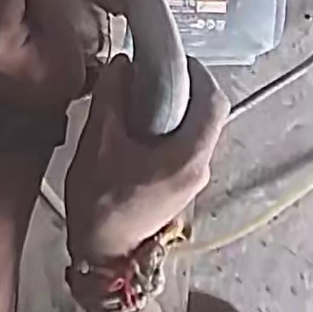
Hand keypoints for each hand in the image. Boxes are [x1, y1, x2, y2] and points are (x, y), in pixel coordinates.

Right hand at [64, 55, 227, 260]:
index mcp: (189, 157)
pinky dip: (166, 125)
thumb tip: (123, 63)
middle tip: (148, 71)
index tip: (169, 57)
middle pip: (206, 114)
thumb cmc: (101, 200)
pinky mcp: (180, 185)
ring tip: (138, 92)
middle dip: (181, 86)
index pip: (214, 101)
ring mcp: (193, 180)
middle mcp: (201, 167)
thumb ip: (112, 96)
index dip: (196, 71)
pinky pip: (183, 144)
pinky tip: (137, 122)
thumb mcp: (98, 141)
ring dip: (172, 106)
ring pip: (194, 129)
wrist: (103, 254)